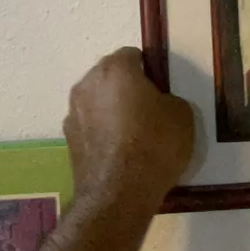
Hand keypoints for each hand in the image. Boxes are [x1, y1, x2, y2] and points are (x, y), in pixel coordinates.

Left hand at [63, 47, 195, 213]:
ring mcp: (73, 112)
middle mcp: (87, 84)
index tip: (161, 88)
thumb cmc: (155, 145)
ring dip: (111, 108)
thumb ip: (167, 98)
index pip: (133, 55)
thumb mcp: (181, 115)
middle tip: (149, 108)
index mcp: (115, 69)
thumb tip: (158, 103)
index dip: (149, 70)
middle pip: (110, 76)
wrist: (119, 194)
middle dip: (127, 86)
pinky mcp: (68, 139)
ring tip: (134, 133)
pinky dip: (102, 131)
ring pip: (97, 100)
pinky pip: (90, 125)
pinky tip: (119, 151)